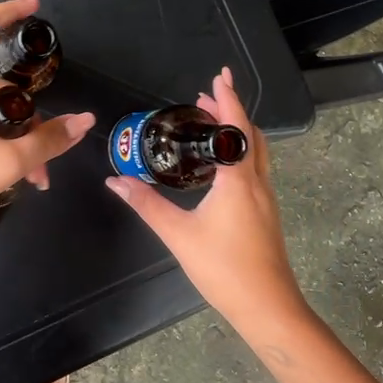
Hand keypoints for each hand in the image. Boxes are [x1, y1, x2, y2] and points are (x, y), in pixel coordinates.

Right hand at [104, 67, 305, 330]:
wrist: (267, 307)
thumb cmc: (223, 268)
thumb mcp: (178, 234)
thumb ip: (146, 204)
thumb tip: (115, 181)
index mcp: (238, 180)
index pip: (235, 127)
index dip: (228, 99)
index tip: (219, 76)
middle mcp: (257, 183)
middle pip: (250, 135)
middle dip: (231, 111)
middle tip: (206, 97)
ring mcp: (266, 199)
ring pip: (257, 152)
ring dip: (238, 131)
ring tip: (213, 123)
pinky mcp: (266, 214)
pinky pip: (255, 168)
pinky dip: (240, 151)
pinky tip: (221, 165)